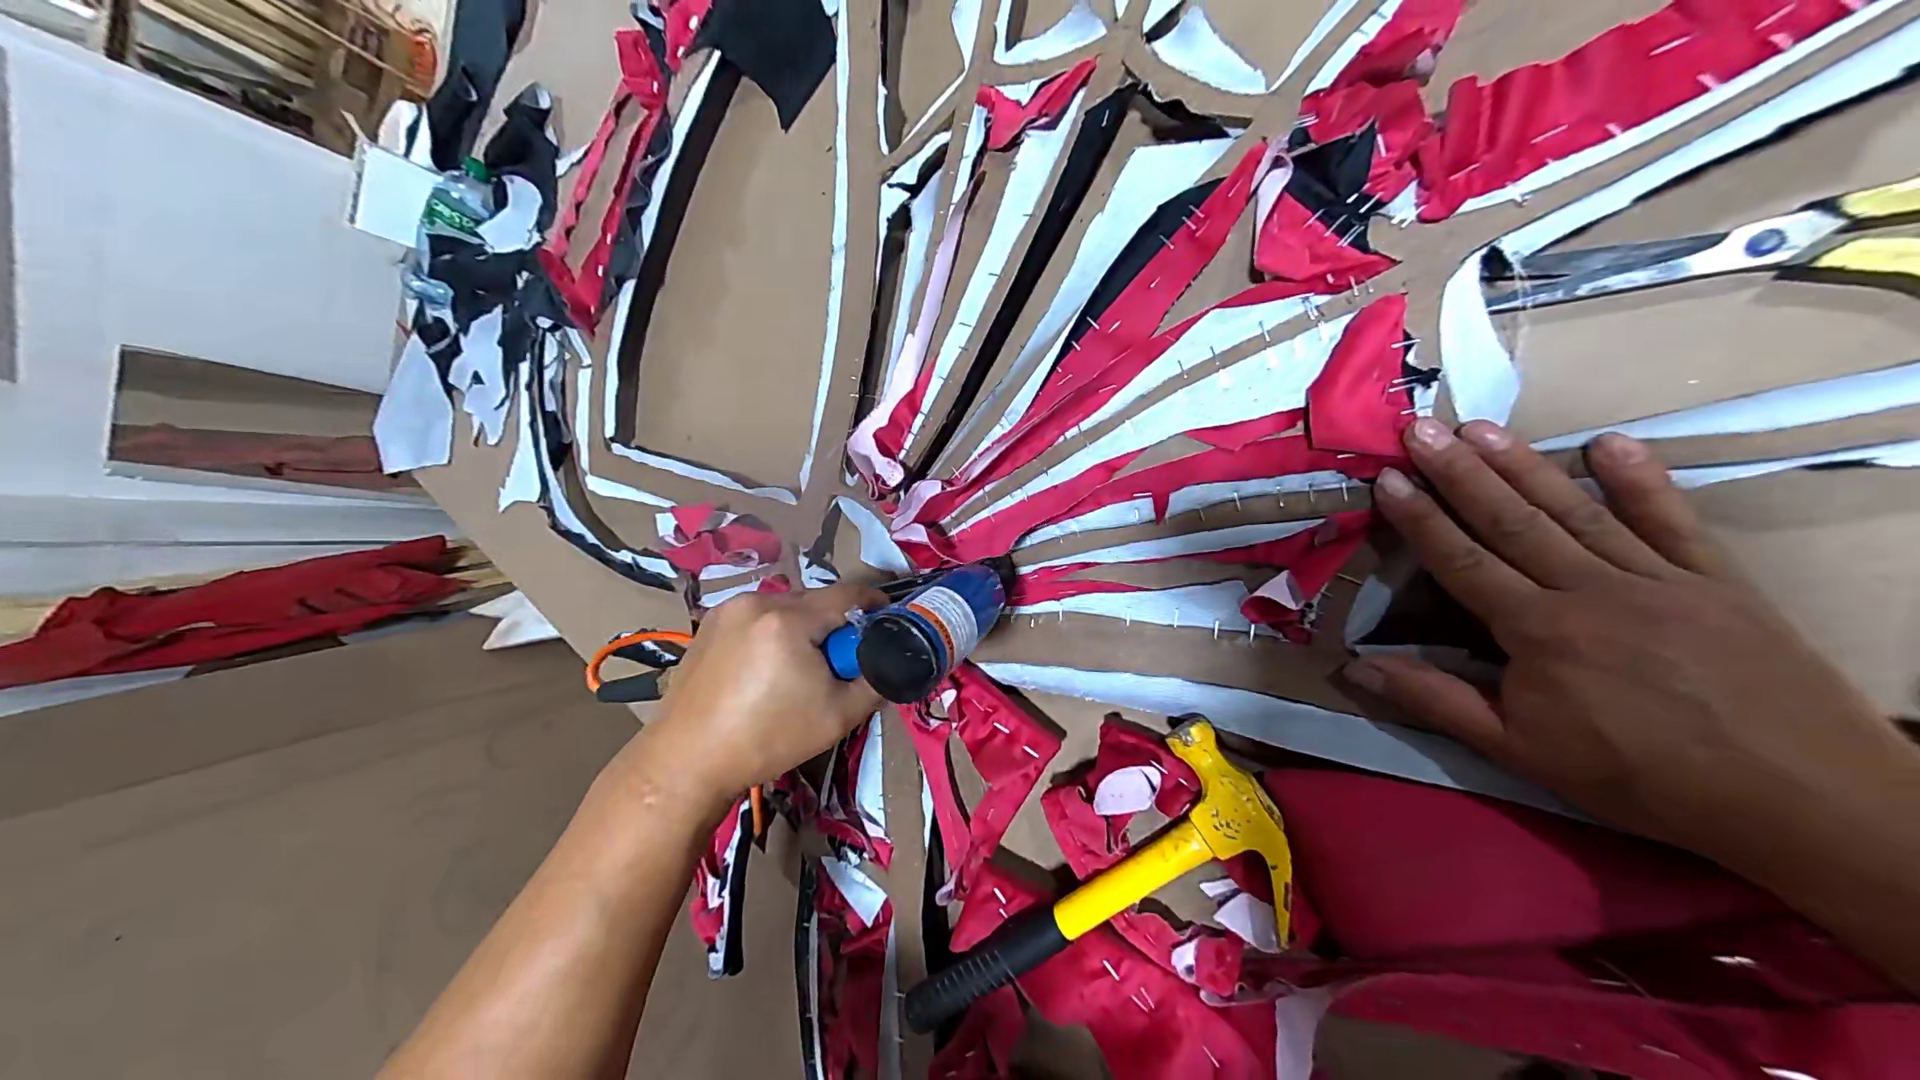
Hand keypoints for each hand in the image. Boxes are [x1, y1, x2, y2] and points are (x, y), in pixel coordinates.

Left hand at [626, 583, 886, 808]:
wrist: (687, 762)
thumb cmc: (767, 739)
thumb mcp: (838, 716)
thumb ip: (875, 681)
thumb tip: (892, 662)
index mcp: (788, 619)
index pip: (849, 595)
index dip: (876, 606)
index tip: (889, 623)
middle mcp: (757, 601)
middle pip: (816, 600)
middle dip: (836, 626)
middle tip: (840, 663)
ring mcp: (727, 610)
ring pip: (786, 608)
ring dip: (804, 629)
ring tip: (801, 671)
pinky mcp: (709, 624)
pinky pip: (758, 618)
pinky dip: (774, 634)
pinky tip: (767, 671)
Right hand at [1346, 418, 1913, 861]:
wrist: (1806, 803)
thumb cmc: (1641, 779)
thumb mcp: (1520, 751)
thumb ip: (1435, 700)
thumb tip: (1354, 670)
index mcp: (1538, 631)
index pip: (1462, 560)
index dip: (1421, 517)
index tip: (1389, 477)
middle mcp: (1591, 589)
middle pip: (1511, 520)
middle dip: (1459, 471)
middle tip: (1421, 429)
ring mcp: (1658, 578)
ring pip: (1576, 509)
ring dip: (1523, 464)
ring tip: (1480, 427)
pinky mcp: (1717, 580)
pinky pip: (1672, 520)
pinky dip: (1641, 480)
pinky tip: (1610, 441)